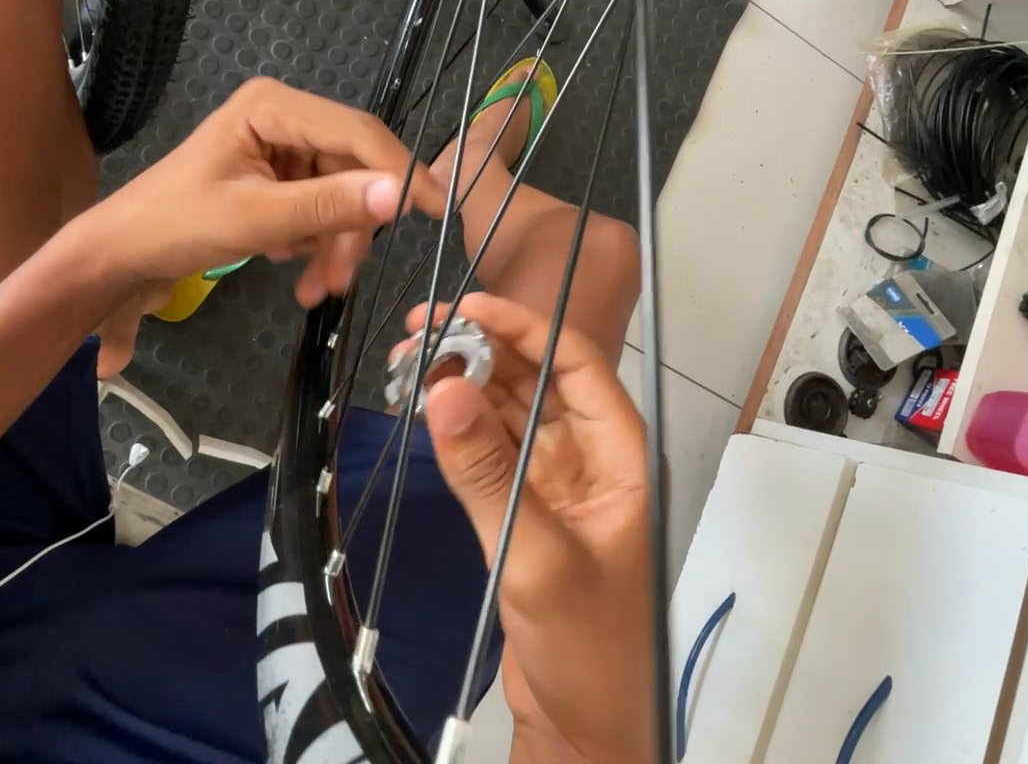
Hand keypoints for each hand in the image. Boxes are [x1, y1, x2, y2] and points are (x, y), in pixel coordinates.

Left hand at [69, 79, 444, 368]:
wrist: (123, 254)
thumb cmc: (175, 224)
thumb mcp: (256, 218)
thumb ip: (330, 205)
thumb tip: (401, 196)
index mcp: (274, 107)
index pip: (357, 133)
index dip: (400, 170)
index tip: (435, 212)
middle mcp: (285, 119)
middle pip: (351, 171)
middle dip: (349, 229)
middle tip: (340, 281)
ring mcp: (283, 149)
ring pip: (341, 197)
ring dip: (333, 246)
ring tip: (312, 288)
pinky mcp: (280, 178)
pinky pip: (321, 210)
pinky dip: (316, 244)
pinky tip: (294, 268)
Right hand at [409, 293, 650, 762]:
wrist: (583, 727)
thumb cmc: (587, 647)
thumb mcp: (535, 556)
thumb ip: (487, 474)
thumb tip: (440, 389)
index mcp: (619, 452)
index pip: (574, 362)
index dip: (522, 325)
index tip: (464, 306)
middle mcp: (588, 453)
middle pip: (535, 377)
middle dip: (480, 348)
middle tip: (416, 330)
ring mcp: (554, 478)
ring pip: (508, 407)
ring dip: (463, 382)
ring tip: (408, 361)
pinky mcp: (523, 504)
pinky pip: (490, 446)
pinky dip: (458, 424)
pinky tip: (424, 406)